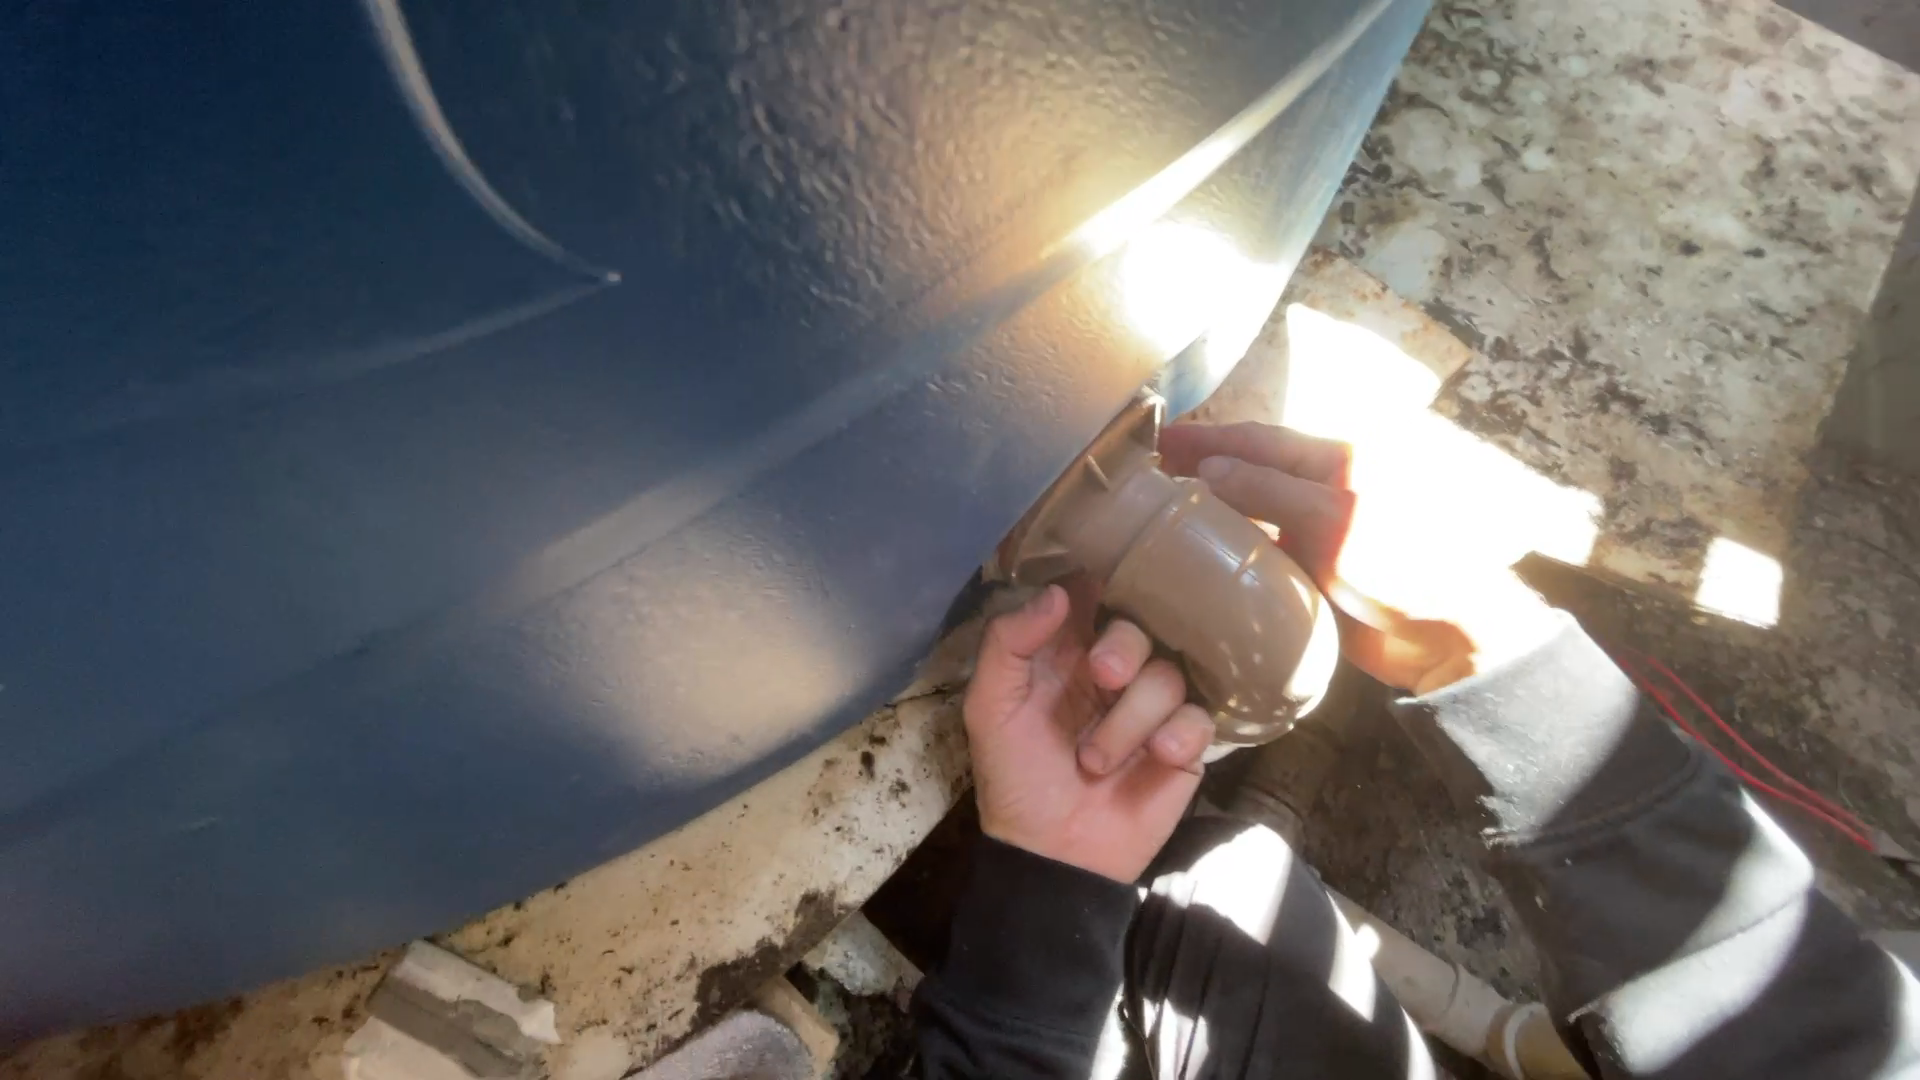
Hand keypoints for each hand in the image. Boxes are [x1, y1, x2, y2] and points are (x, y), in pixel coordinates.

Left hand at [963, 583, 1214, 883]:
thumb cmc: (1015, 774)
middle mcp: (1113, 668)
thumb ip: (1008, 642)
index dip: (1100, 581)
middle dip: (1124, 647)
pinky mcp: (1183, 744)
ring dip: (1132, 717)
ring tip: (1095, 761)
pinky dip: (1178, 733)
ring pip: (1169, 673)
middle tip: (1102, 677)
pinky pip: (1200, 716)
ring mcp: (1151, 705)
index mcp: (1066, 650)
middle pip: (1141, 623)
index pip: (1093, 592)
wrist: (1051, 854)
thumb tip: (1059, 590)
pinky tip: (1158, 757)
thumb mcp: (990, 706)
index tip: (1103, 586)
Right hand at [1159, 421, 1557, 694]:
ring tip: (1156, 511)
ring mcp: (1309, 530)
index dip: (1206, 437)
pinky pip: (1254, 550)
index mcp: (1334, 460)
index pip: (1257, 440)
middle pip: (1247, 470)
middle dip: (1198, 467)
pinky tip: (1192, 553)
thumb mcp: (1334, 518)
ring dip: (1206, 508)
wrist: (1444, 637)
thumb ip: (1269, 491)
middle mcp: (1316, 489)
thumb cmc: (1399, 564)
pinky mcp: (1303, 568)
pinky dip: (1224, 547)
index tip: (1159, 438)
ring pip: (1246, 511)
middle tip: (1145, 474)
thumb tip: (1207, 469)